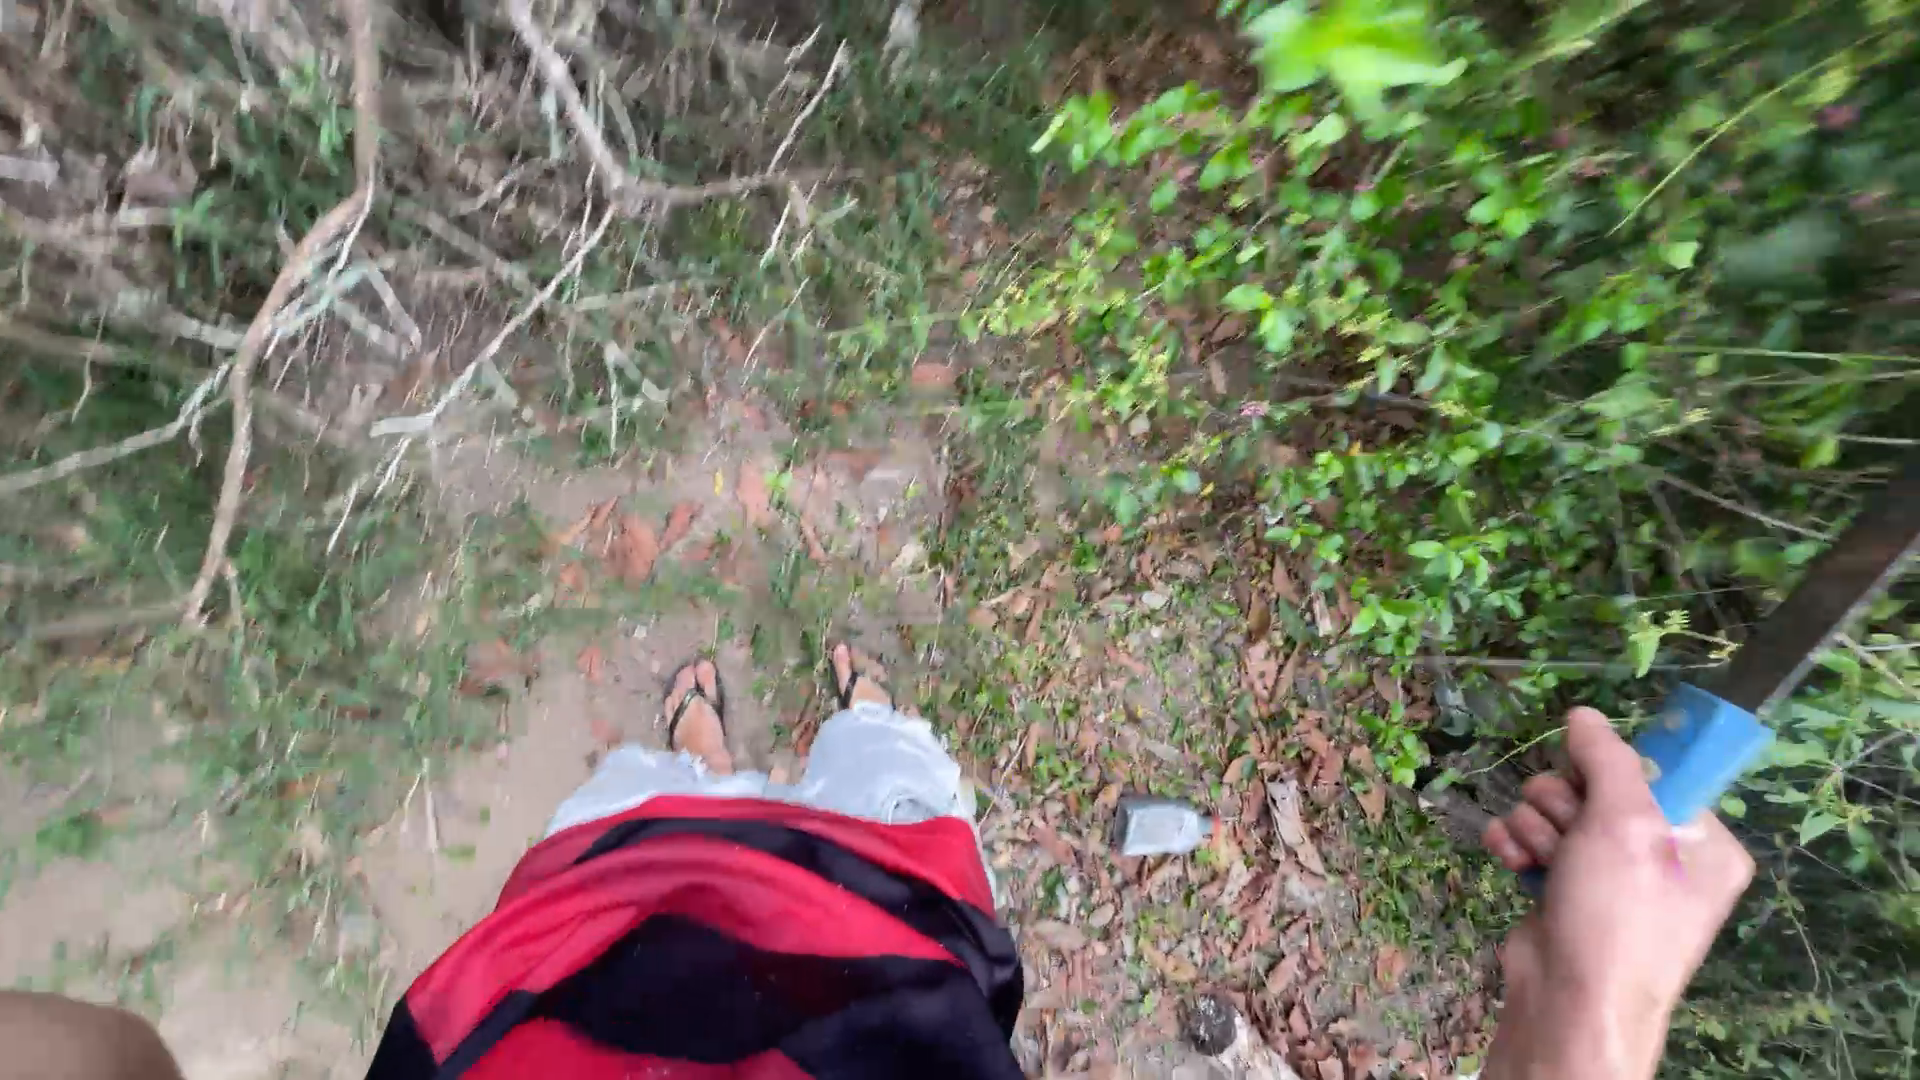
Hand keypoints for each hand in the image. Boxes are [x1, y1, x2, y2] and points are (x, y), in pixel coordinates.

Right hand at [1479, 707, 1754, 1079]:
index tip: (1591, 788)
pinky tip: (1513, 862)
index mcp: (1698, 842)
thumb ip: (1606, 759)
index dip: (1607, 772)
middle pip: (1585, 786)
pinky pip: (1524, 834)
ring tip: (1539, 859)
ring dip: (1530, 827)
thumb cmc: (1616, 912)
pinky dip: (1512, 844)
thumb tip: (1583, 713)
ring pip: (1546, 808)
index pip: (1647, 772)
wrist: (1570, 993)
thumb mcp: (1622, 825)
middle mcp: (1654, 853)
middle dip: (1558, 805)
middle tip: (1566, 836)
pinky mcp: (1559, 880)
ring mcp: (1603, 869)